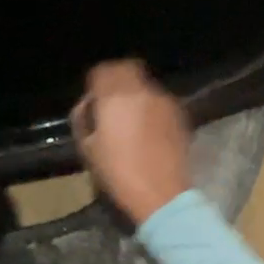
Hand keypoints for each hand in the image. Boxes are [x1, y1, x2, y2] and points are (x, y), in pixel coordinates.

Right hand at [71, 60, 192, 224]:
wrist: (161, 194)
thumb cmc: (118, 173)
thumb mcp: (87, 148)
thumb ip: (83, 117)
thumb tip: (89, 104)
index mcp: (115, 96)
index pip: (103, 70)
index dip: (96, 83)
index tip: (94, 99)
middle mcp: (142, 90)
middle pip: (128, 69)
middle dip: (117, 80)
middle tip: (112, 102)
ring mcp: (165, 101)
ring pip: (146, 85)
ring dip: (137, 95)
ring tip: (132, 119)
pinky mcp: (180, 114)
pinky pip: (160, 101)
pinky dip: (152, 107)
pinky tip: (149, 129)